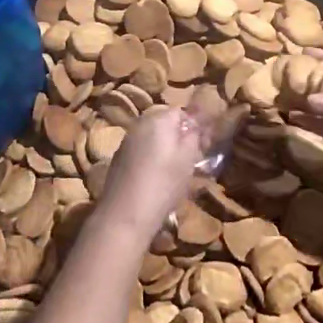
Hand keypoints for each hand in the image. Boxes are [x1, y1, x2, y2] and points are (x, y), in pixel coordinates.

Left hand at [96, 108, 205, 237]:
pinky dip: (150, 158)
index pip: (180, 112)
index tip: (203, 145)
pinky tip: (156, 177)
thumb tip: (195, 124)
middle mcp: (138, 124)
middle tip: (192, 158)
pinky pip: (140, 150)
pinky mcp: (119, 157)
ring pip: (151, 137)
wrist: (126, 210)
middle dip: (178, 137)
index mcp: (157, 120)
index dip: (193, 126)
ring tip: (176, 171)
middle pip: (164, 123)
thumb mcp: (188, 159)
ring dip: (165, 148)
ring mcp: (126, 141)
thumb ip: (193, 136)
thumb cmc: (164, 183)